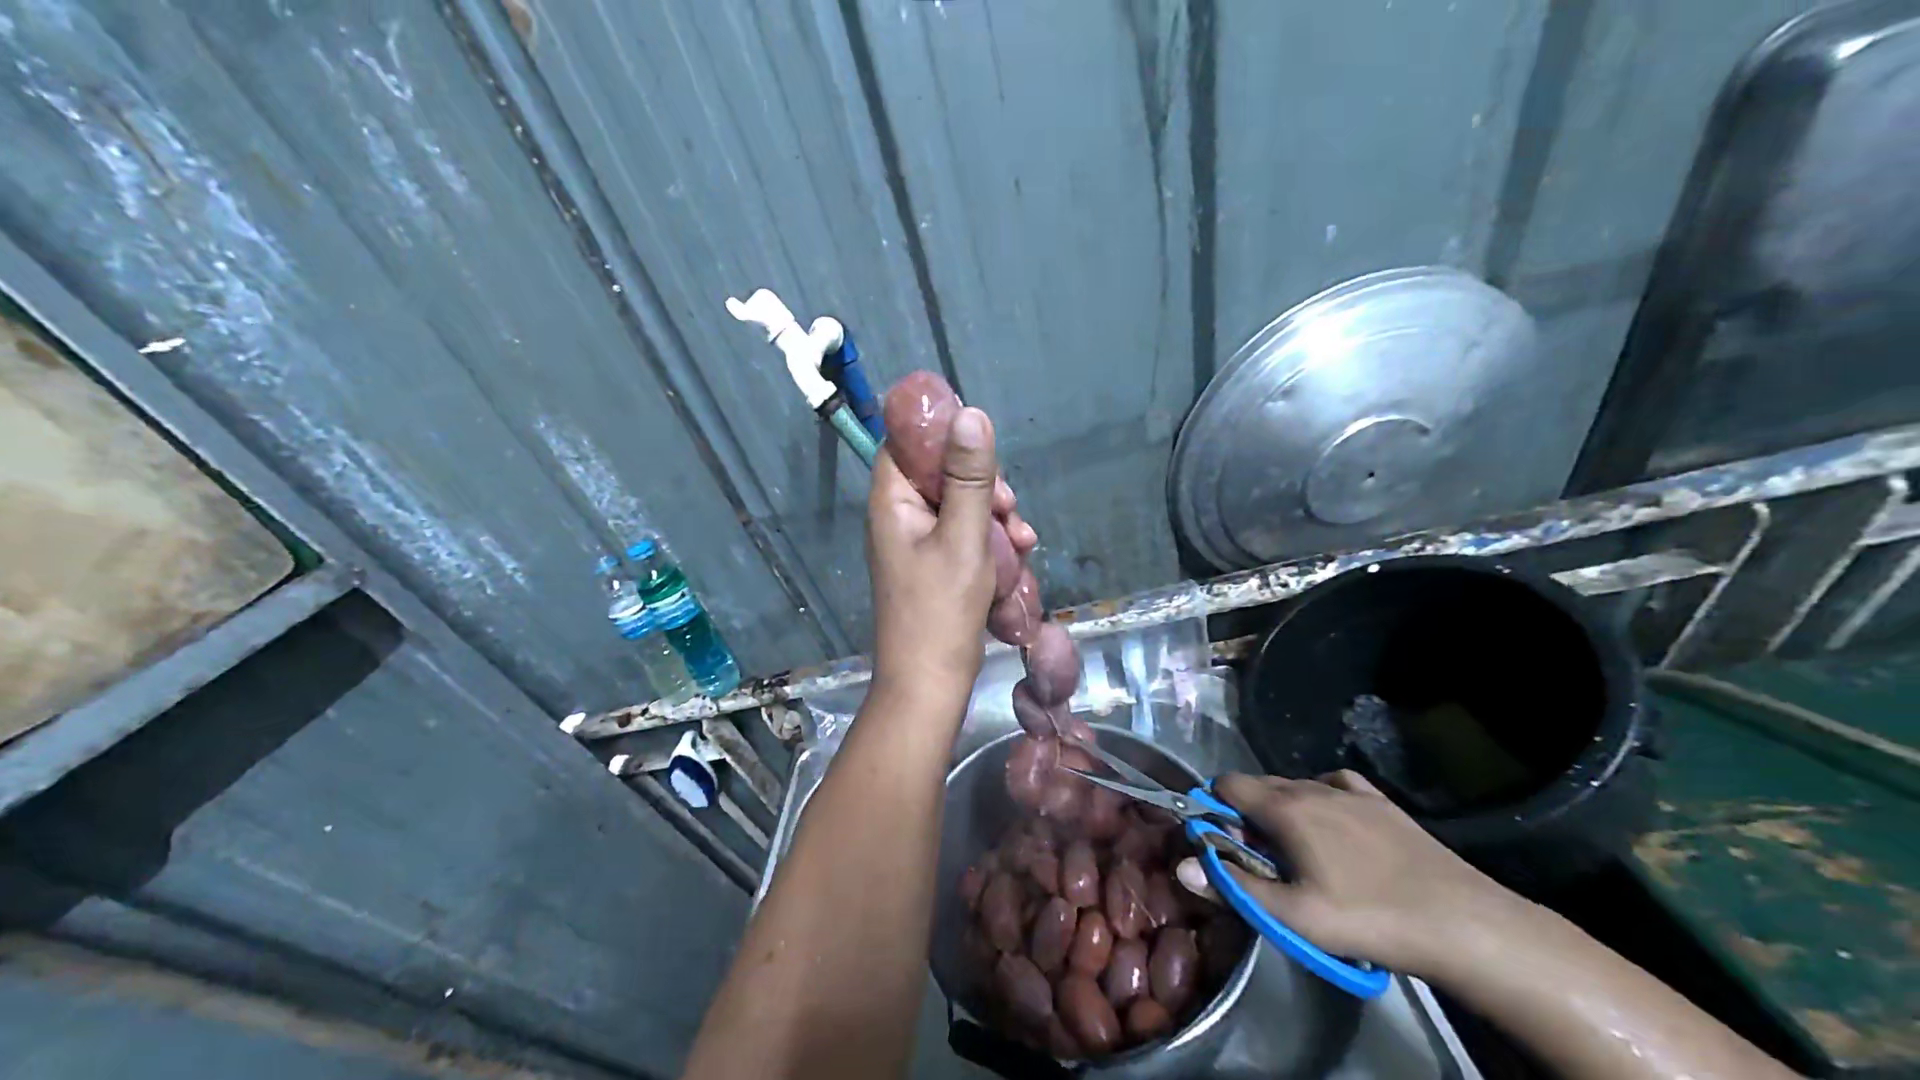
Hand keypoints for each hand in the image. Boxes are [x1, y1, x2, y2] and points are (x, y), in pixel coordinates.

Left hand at [867, 406, 1000, 702]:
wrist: (930, 683)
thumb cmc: (942, 610)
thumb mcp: (964, 537)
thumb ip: (969, 477)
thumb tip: (970, 413)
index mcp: (892, 502)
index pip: (908, 444)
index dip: (945, 440)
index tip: (984, 455)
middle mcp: (900, 516)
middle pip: (943, 474)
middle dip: (984, 487)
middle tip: (1009, 510)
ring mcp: (918, 542)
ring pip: (962, 506)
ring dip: (995, 517)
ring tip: (1021, 542)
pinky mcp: (936, 564)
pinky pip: (966, 535)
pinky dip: (991, 542)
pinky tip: (1017, 557)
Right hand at [1177, 770, 1527, 976]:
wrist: (1462, 922)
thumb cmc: (1367, 918)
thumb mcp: (1294, 915)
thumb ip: (1234, 886)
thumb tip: (1183, 866)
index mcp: (1285, 808)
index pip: (1228, 784)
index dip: (1213, 807)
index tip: (1220, 840)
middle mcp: (1311, 786)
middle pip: (1259, 784)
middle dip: (1245, 812)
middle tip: (1256, 856)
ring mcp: (1350, 791)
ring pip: (1296, 785)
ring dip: (1281, 807)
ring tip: (1295, 850)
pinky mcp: (1381, 802)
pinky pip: (1334, 784)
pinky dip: (1319, 796)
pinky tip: (1332, 824)